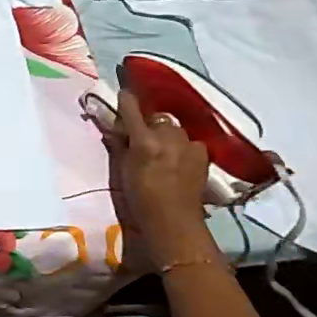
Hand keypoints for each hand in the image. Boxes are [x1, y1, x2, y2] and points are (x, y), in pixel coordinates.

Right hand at [103, 89, 211, 265]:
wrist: (174, 223)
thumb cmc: (140, 200)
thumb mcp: (122, 171)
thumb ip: (120, 145)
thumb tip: (114, 129)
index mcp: (144, 140)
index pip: (132, 108)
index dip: (126, 100)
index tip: (124, 94)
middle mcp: (168, 136)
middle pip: (156, 118)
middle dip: (149, 125)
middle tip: (143, 139)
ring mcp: (188, 143)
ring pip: (173, 129)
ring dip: (166, 136)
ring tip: (163, 153)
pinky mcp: (202, 153)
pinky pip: (188, 142)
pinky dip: (181, 147)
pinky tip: (178, 161)